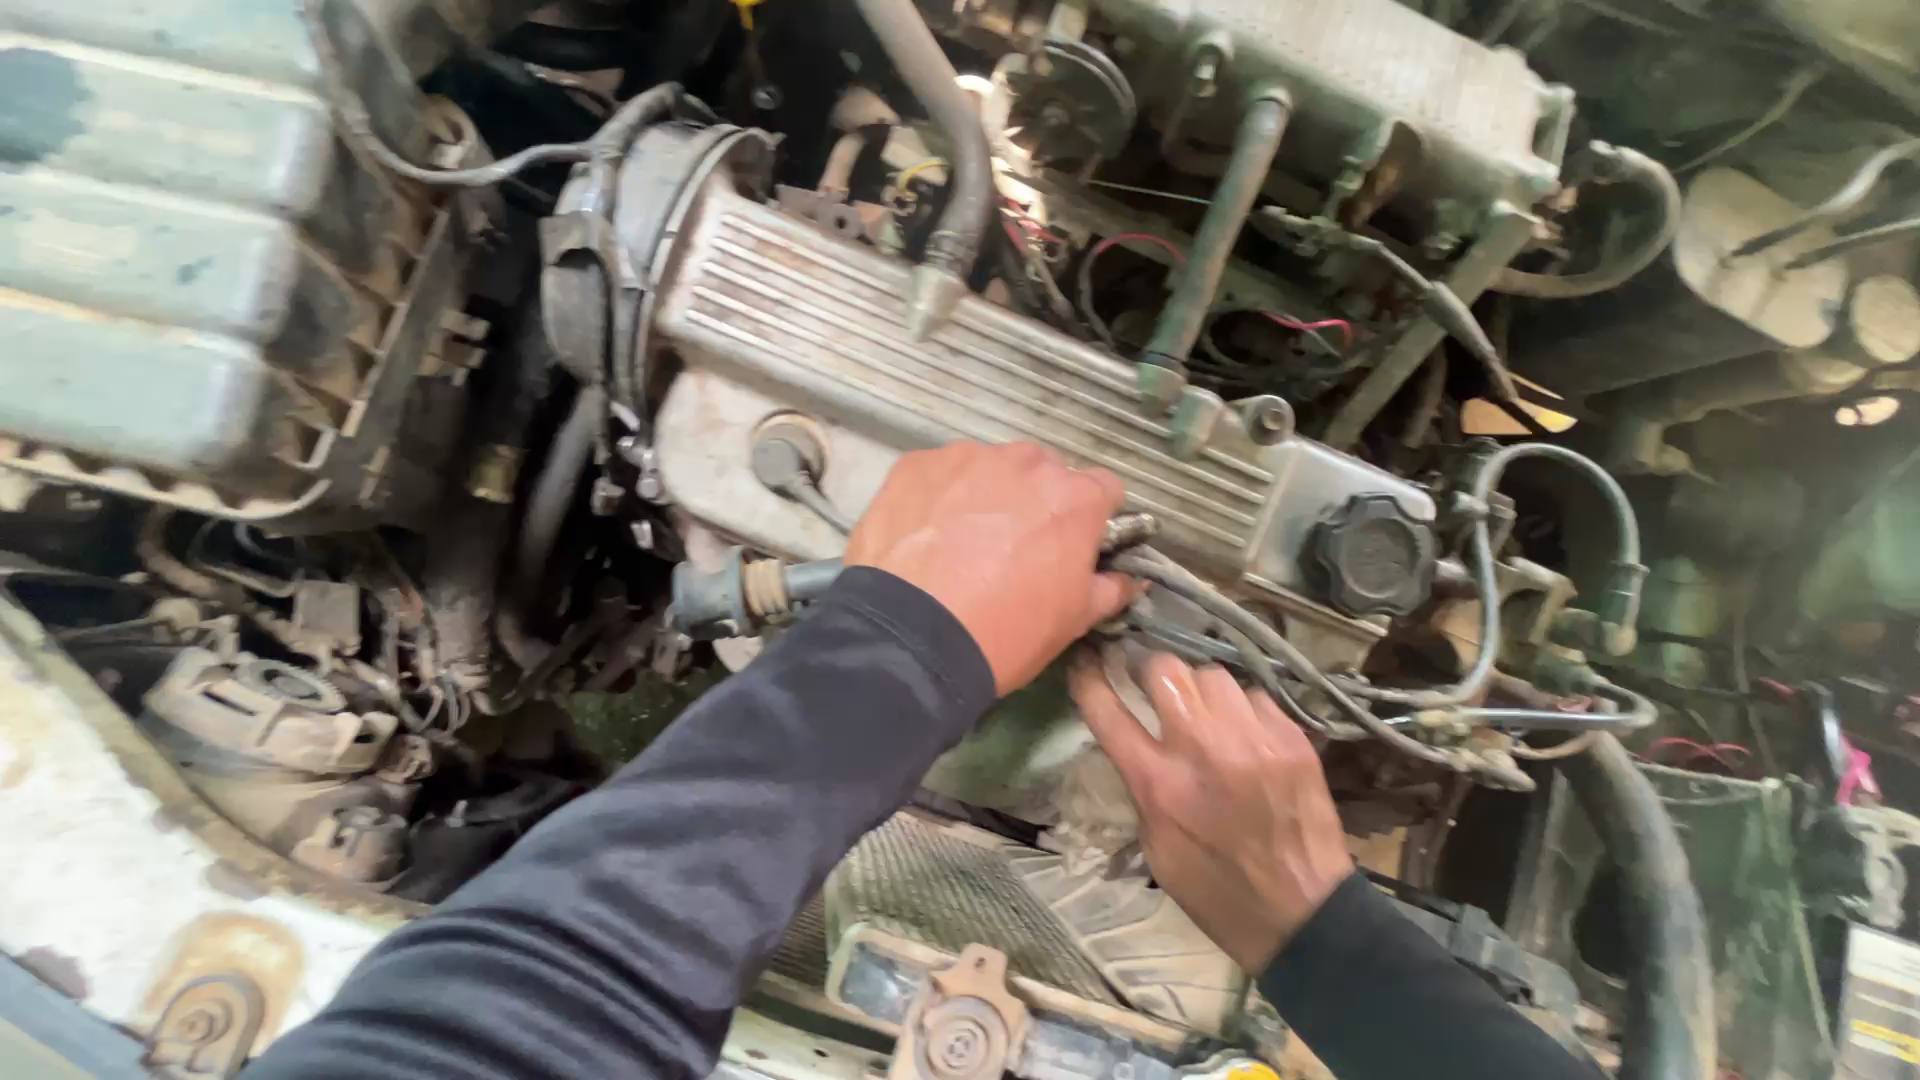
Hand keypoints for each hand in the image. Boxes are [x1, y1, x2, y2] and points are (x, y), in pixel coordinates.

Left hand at [846, 442, 1131, 694]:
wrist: (912, 640)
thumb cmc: (1006, 631)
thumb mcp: (1073, 621)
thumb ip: (1110, 588)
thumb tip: (1131, 577)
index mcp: (1074, 497)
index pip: (1103, 489)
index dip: (1091, 518)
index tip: (1073, 544)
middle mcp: (1025, 463)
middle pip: (1042, 473)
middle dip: (1035, 502)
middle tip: (1012, 549)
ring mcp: (966, 457)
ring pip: (989, 469)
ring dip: (985, 496)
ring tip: (959, 544)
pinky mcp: (916, 464)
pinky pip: (940, 474)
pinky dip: (938, 496)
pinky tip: (922, 535)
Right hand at [1069, 652, 1353, 972]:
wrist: (1305, 916)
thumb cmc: (1214, 888)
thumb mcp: (1154, 845)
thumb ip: (1141, 785)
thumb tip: (1132, 740)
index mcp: (1160, 784)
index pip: (1108, 711)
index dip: (1089, 678)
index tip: (1086, 661)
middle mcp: (1204, 750)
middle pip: (1165, 669)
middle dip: (1150, 669)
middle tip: (1150, 682)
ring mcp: (1254, 739)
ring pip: (1212, 675)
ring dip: (1198, 688)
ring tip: (1202, 709)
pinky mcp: (1292, 739)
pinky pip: (1255, 696)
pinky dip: (1241, 708)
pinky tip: (1243, 732)